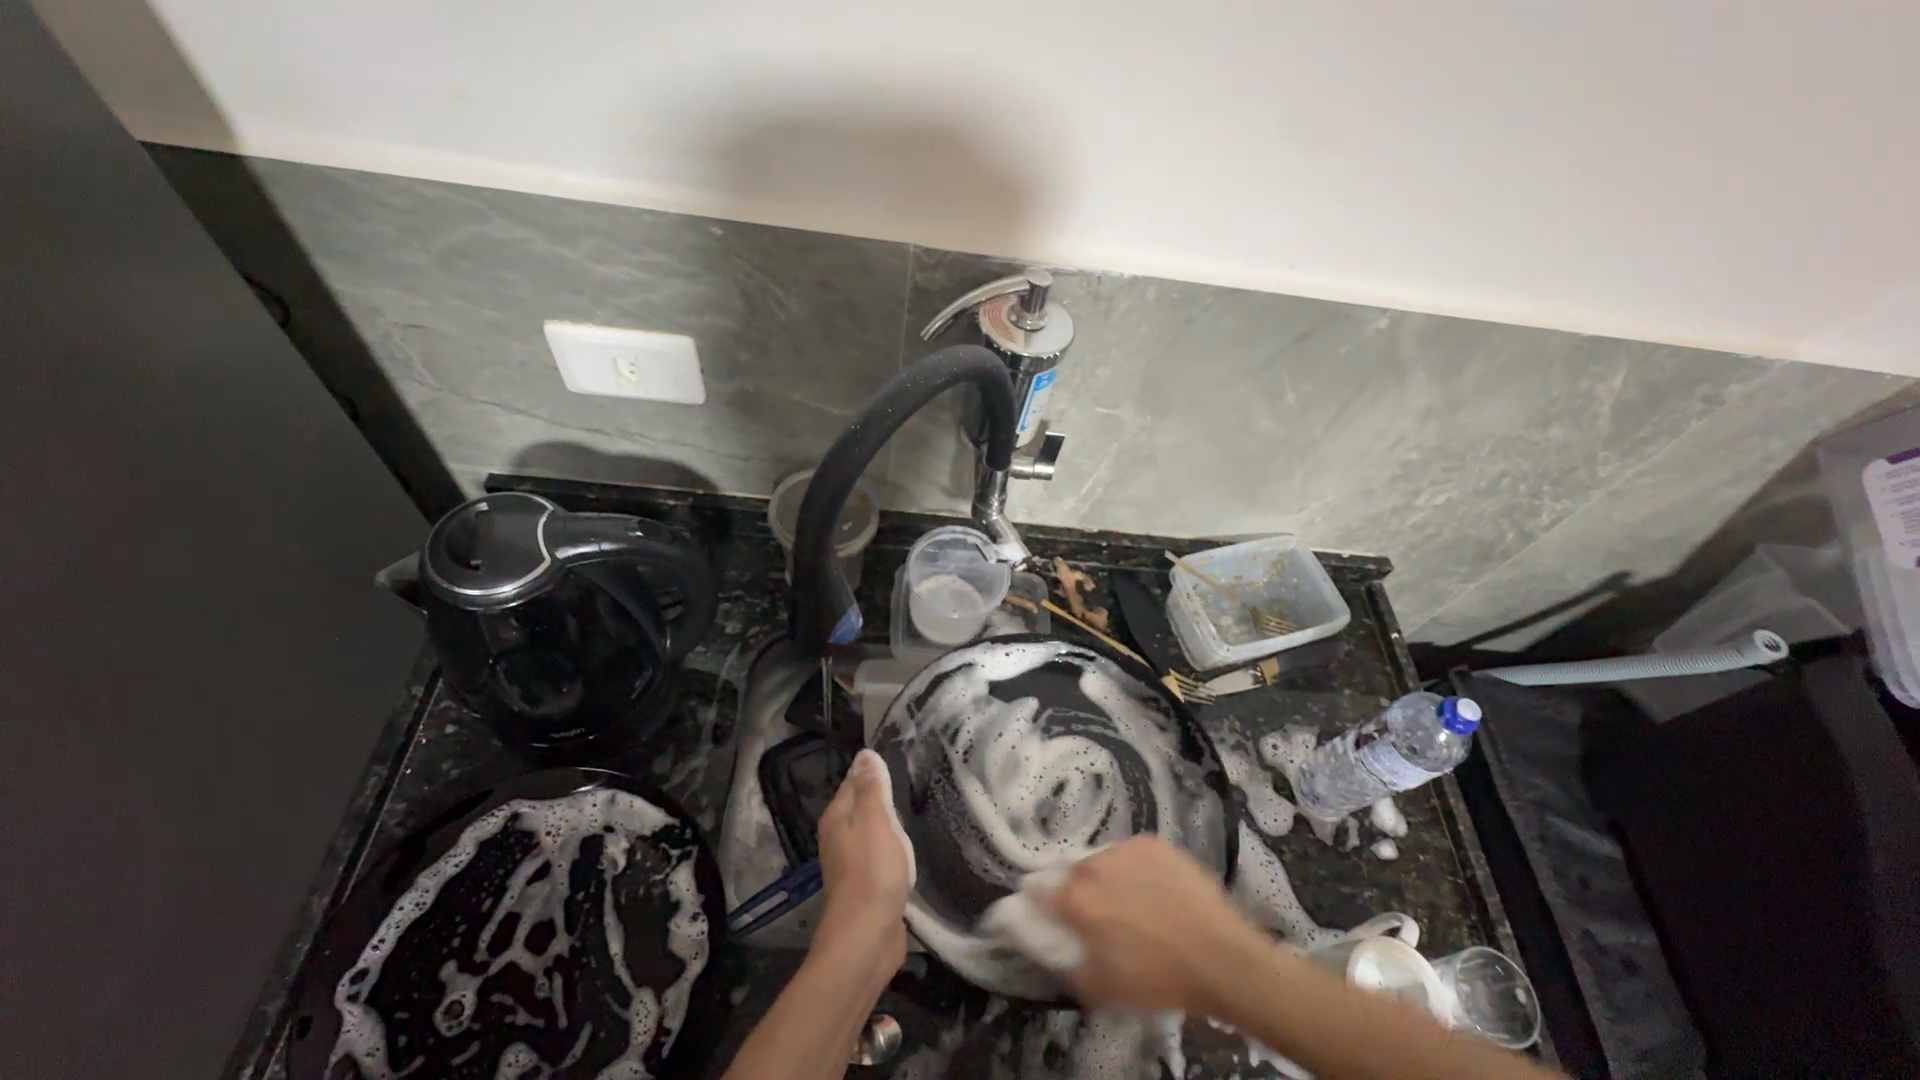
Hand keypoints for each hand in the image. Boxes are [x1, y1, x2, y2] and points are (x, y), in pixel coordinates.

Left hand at [814, 749, 913, 964]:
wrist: (867, 936)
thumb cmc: (872, 871)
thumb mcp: (875, 820)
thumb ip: (872, 788)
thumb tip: (865, 754)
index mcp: (837, 818)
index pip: (853, 782)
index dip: (873, 772)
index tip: (898, 761)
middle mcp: (838, 838)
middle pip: (860, 808)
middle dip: (881, 798)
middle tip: (910, 786)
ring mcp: (851, 865)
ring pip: (870, 835)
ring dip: (887, 827)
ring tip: (912, 816)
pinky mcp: (865, 888)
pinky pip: (879, 859)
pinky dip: (891, 852)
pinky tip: (906, 854)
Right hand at [1043, 836, 1267, 1012]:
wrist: (1220, 958)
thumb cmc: (1157, 978)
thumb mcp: (1099, 988)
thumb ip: (1062, 962)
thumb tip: (1043, 944)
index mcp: (1076, 901)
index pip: (1038, 888)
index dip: (1039, 898)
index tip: (1047, 908)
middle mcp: (1095, 866)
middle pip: (1071, 871)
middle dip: (1075, 887)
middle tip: (1095, 910)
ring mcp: (1126, 850)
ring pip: (1102, 859)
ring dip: (1105, 874)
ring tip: (1128, 897)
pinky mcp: (1154, 844)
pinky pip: (1132, 853)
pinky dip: (1134, 866)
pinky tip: (1152, 887)